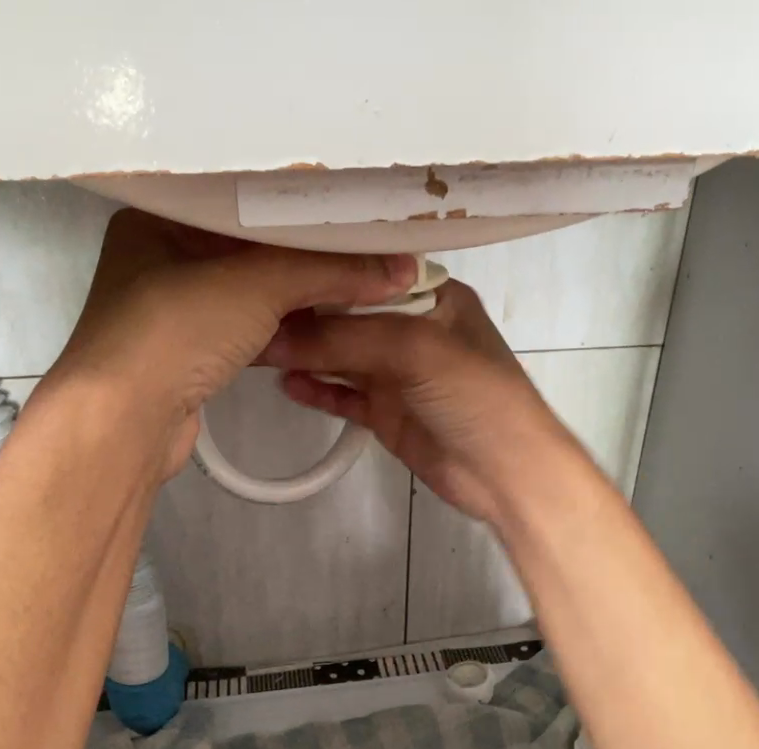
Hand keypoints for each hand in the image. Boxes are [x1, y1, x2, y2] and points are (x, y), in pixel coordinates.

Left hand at [32, 209, 417, 477]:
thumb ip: (327, 271)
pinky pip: (245, 326)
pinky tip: (324, 318)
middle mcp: (162, 255)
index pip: (241, 194)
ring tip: (358, 275)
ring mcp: (174, 309)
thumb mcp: (255, 285)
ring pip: (249, 288)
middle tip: (365, 237)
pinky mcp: (190, 353)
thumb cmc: (175, 332)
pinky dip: (281, 323)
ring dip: (298, 289)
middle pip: (250, 242)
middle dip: (306, 247)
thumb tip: (400, 268)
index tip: (352, 198)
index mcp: (160, 217)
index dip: (298, 198)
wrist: (124, 424)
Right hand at [261, 279, 564, 523]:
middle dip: (305, 314)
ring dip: (304, 352)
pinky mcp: (387, 414)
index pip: (369, 272)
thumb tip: (274, 337)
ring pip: (341, 355)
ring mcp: (399, 374)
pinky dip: (317, 389)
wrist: (506, 474)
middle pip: (349, 314)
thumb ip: (346, 338)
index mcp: (433, 297)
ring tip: (256, 346)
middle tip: (252, 310)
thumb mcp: (415, 350)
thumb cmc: (475, 396)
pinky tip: (285, 384)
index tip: (273, 264)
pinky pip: (344, 395)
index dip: (324, 269)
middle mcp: (413, 329)